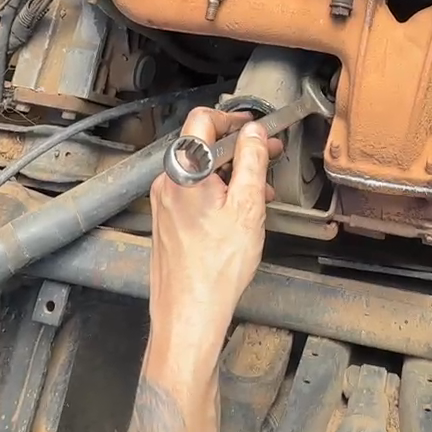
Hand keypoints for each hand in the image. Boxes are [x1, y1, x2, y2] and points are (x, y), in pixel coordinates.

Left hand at [135, 108, 280, 431]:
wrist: (188, 315)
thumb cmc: (216, 268)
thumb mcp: (248, 205)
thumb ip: (252, 160)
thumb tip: (255, 131)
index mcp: (184, 171)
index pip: (202, 120)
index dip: (232, 116)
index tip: (254, 125)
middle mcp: (168, 182)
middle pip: (202, 144)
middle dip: (239, 146)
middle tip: (267, 152)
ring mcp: (164, 202)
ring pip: (201, 169)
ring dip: (232, 171)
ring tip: (260, 187)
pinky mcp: (166, 220)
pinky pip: (195, 191)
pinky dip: (219, 190)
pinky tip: (241, 209)